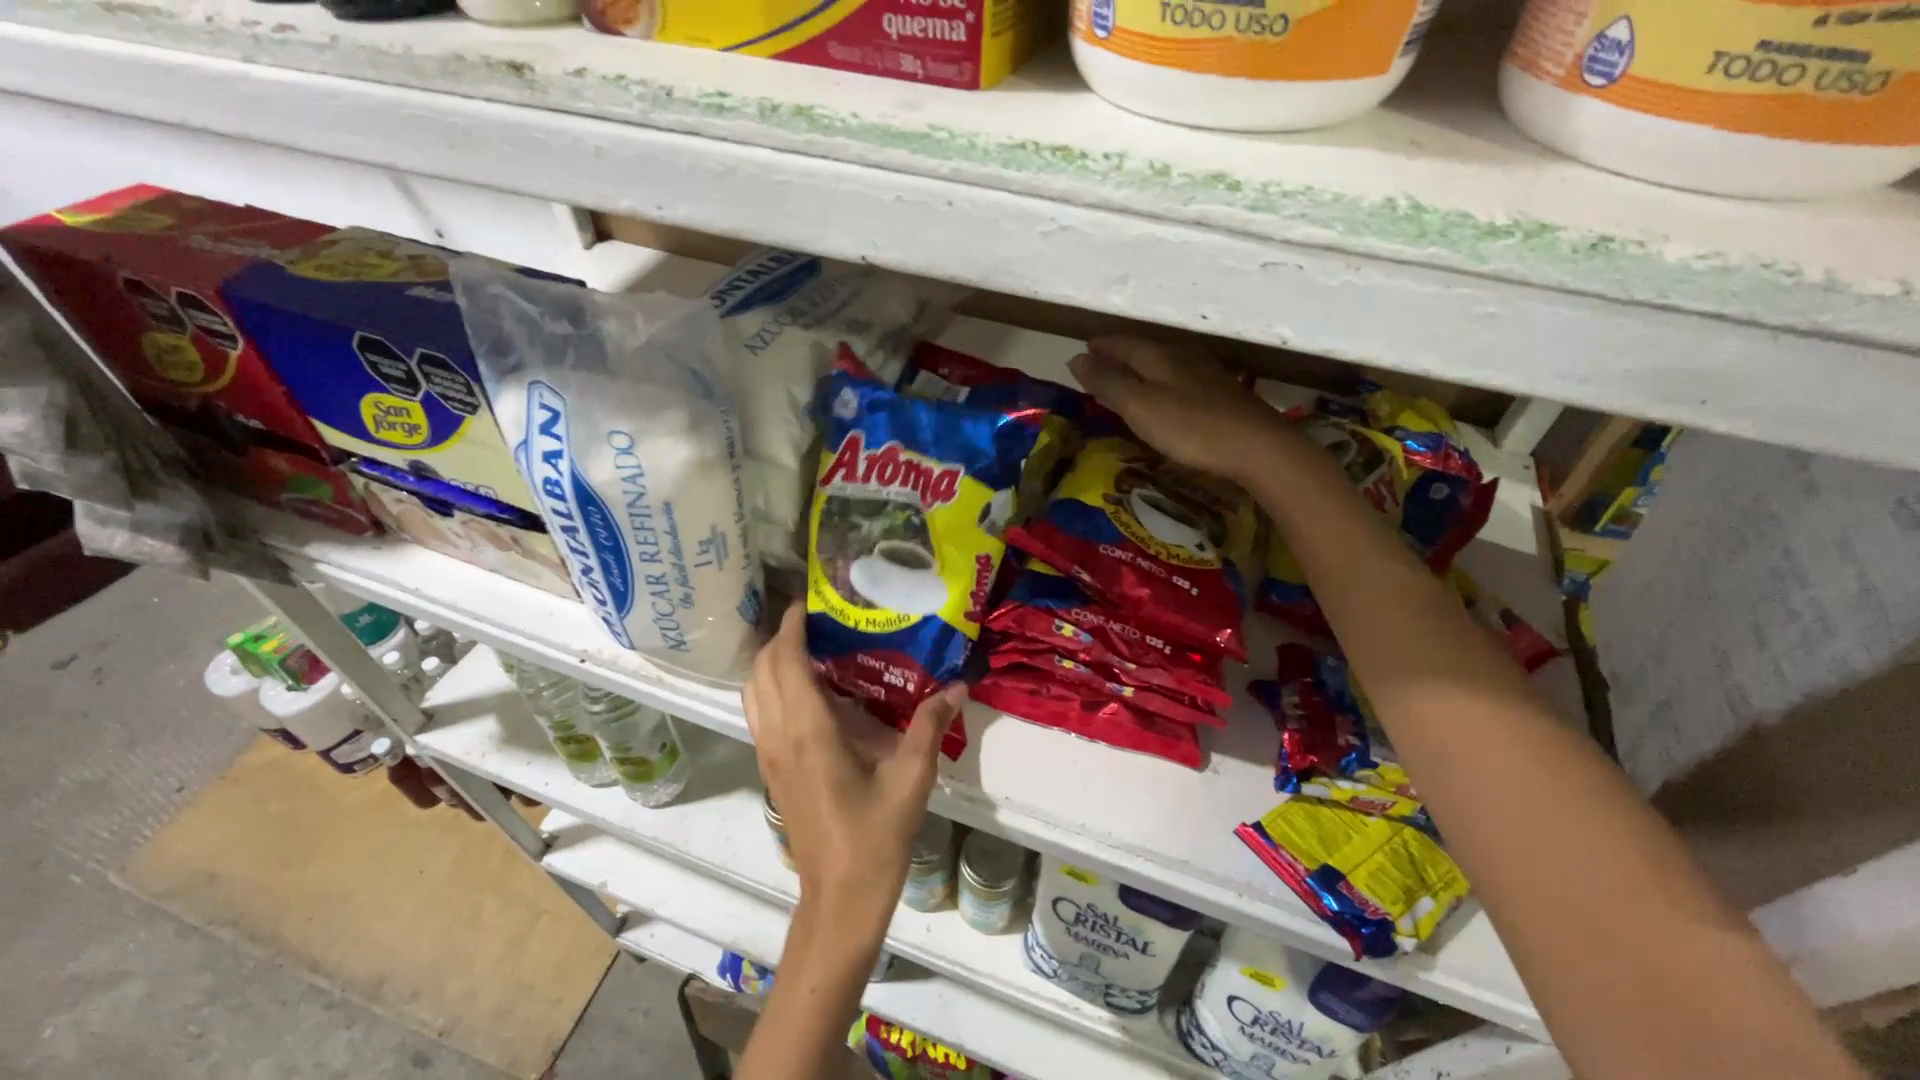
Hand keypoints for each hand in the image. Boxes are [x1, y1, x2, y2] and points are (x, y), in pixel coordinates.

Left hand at [741, 605, 966, 931]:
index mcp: (809, 732)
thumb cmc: (876, 836)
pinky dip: (774, 689)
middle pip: (761, 670)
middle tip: (818, 621)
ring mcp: (769, 754)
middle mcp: (779, 736)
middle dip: (781, 638)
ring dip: (772, 663)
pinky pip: (761, 714)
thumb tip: (958, 686)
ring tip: (811, 649)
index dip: (791, 626)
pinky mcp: (772, 770)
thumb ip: (929, 726)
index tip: (810, 601)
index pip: (786, 662)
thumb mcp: (912, 778)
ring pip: (754, 692)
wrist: (840, 895)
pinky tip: (812, 694)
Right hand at [1069, 336, 1294, 484]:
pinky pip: (1181, 380)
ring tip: (1128, 378)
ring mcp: (1206, 375)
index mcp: (1158, 356)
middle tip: (1100, 362)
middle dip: (1121, 355)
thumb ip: (1108, 383)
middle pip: (1145, 350)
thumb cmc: (1190, 426)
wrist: (1257, 446)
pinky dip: (1163, 383)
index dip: (1102, 347)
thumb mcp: (1139, 406)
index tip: (1083, 350)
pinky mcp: (1222, 395)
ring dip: (1143, 368)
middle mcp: (1182, 357)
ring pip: (1165, 364)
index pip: (1122, 344)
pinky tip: (1166, 395)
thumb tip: (1076, 358)